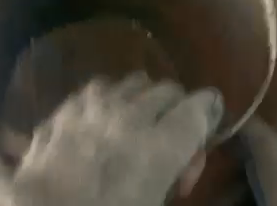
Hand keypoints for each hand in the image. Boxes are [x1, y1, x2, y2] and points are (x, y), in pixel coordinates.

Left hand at [0, 75, 225, 205]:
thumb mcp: (150, 201)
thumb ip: (174, 174)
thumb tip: (182, 165)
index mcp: (158, 148)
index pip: (199, 108)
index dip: (209, 112)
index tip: (209, 123)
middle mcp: (130, 115)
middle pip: (169, 91)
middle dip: (177, 111)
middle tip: (173, 145)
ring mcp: (95, 105)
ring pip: (134, 83)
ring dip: (143, 101)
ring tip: (136, 131)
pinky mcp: (67, 106)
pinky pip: (100, 90)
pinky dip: (110, 103)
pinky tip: (102, 126)